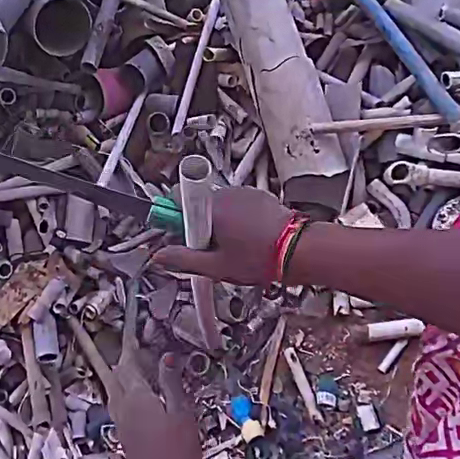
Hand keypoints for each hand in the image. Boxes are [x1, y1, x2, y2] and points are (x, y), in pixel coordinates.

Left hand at [108, 349, 201, 458]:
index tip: (134, 334)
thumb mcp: (181, 410)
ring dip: (124, 377)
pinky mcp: (125, 434)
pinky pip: (119, 404)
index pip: (127, 364)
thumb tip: (167, 357)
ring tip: (141, 370)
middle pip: (117, 376)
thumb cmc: (177, 448)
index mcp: (135, 396)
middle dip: (125, 361)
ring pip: (115, 390)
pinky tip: (141, 396)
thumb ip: (171, 381)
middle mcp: (122, 407)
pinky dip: (126, 393)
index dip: (130, 347)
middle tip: (139, 350)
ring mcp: (121, 422)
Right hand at [152, 187, 293, 285]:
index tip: (174, 228)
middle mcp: (225, 193)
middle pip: (197, 203)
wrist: (298, 250)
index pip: (177, 197)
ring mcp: (243, 192)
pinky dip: (236, 216)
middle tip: (208, 246)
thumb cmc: (261, 258)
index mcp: (211, 208)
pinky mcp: (257, 195)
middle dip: (197, 223)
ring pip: (218, 204)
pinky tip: (246, 236)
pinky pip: (237, 203)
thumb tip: (161, 257)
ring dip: (218, 220)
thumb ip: (183, 259)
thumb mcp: (216, 266)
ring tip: (231, 245)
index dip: (173, 215)